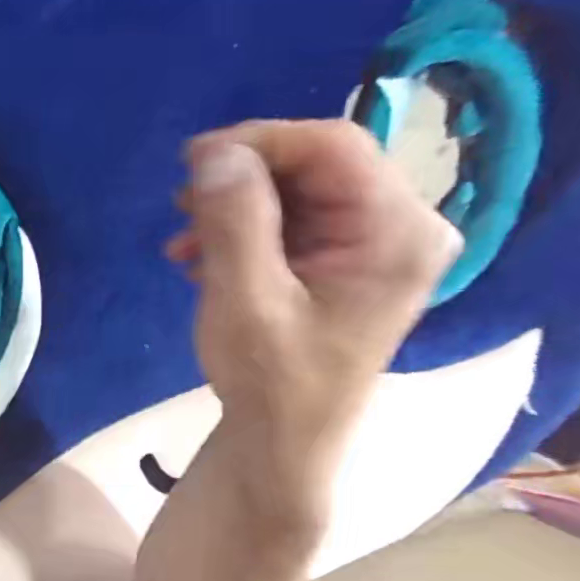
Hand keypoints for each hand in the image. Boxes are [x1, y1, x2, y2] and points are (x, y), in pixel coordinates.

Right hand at [166, 119, 459, 486]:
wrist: (280, 440)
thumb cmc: (270, 380)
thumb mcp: (244, 299)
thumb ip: (234, 222)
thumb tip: (215, 153)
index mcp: (396, 232)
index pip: (332, 145)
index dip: (259, 140)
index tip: (191, 160)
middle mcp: (398, 226)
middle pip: (314, 163)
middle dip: (240, 178)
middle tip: (181, 204)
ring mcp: (370, 243)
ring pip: (294, 188)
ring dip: (231, 206)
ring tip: (185, 241)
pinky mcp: (340, 259)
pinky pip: (287, 218)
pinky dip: (239, 228)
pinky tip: (201, 257)